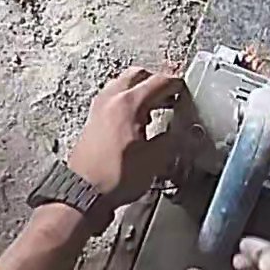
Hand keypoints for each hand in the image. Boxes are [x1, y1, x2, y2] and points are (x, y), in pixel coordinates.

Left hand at [69, 66, 186, 207]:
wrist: (84, 193)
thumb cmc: (114, 176)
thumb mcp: (154, 159)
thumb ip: (172, 139)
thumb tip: (184, 131)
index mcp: (128, 104)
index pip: (158, 82)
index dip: (176, 84)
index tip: (185, 89)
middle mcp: (111, 100)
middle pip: (137, 75)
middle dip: (156, 81)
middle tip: (171, 94)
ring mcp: (99, 109)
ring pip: (123, 85)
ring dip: (140, 90)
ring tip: (157, 106)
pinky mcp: (93, 121)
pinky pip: (113, 99)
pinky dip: (127, 101)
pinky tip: (136, 120)